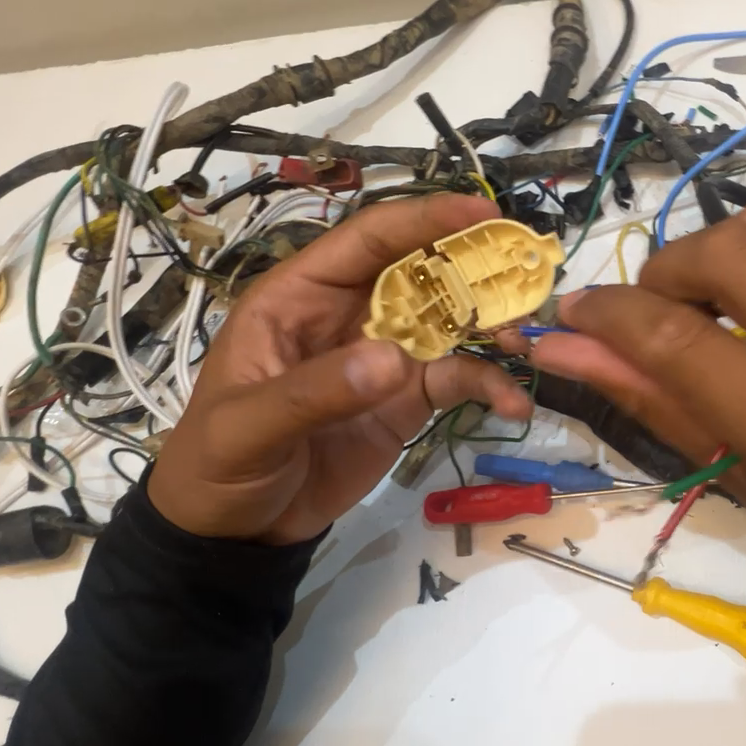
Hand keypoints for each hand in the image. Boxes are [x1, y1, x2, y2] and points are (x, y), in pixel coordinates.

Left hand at [149, 195, 531, 544]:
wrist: (239, 530)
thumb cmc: (218, 464)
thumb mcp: (247, 426)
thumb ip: (314, 392)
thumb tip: (395, 360)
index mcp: (301, 297)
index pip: (368, 241)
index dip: (424, 220)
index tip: (482, 215)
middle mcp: (352, 314)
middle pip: (423, 273)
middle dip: (475, 270)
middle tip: (527, 275)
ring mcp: (387, 356)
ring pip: (451, 322)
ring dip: (491, 327)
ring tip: (524, 343)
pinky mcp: (409, 397)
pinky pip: (458, 379)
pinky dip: (488, 386)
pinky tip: (512, 405)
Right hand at [526, 204, 745, 578]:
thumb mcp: (729, 473)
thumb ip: (647, 399)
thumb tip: (563, 343)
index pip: (684, 342)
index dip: (612, 316)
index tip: (575, 314)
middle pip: (730, 253)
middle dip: (667, 270)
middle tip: (658, 314)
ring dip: (709, 256)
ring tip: (706, 308)